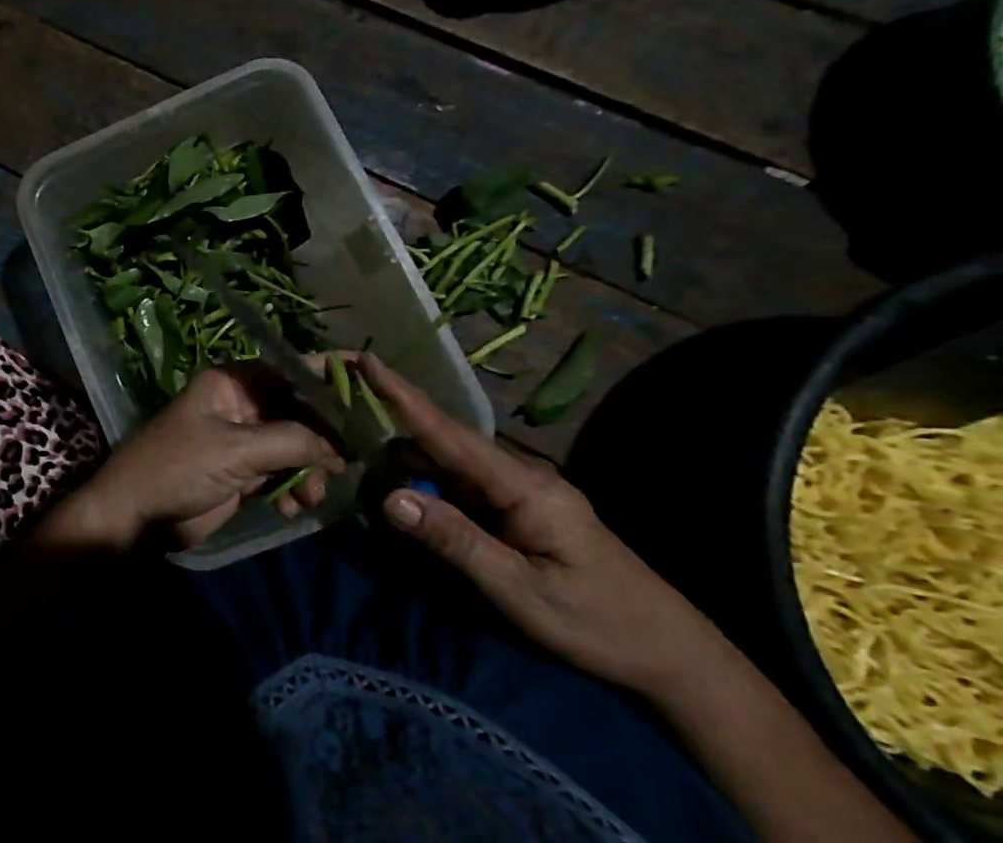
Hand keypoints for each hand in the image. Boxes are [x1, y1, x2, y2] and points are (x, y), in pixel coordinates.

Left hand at [68, 368, 343, 550]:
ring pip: (292, 447)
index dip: (326, 379)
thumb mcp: (237, 450)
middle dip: (323, 437)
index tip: (370, 388)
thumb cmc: (178, 468)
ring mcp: (239, 441)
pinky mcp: (239, 473)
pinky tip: (294, 507)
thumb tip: (337, 444)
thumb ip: (292, 441)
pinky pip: (279, 473)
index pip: (288, 372)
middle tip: (354, 459)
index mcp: (230, 384)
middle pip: (296, 412)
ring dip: (309, 470)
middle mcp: (238, 406)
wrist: (135, 516)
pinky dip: (291, 488)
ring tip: (314, 495)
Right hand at [360, 353, 727, 694]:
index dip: (404, 397)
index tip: (366, 361)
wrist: (672, 654)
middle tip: (345, 394)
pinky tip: (400, 479)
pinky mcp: (520, 509)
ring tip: (357, 431)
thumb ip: (456, 541)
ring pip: (450, 459)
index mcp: (525, 487)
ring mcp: (522, 491)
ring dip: (405, 446)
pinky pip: (462, 482)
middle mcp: (522, 476)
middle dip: (394, 412)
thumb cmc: (597, 624)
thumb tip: (391, 498)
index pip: (449, 435)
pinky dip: (425, 475)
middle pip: (444, 438)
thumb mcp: (521, 591)